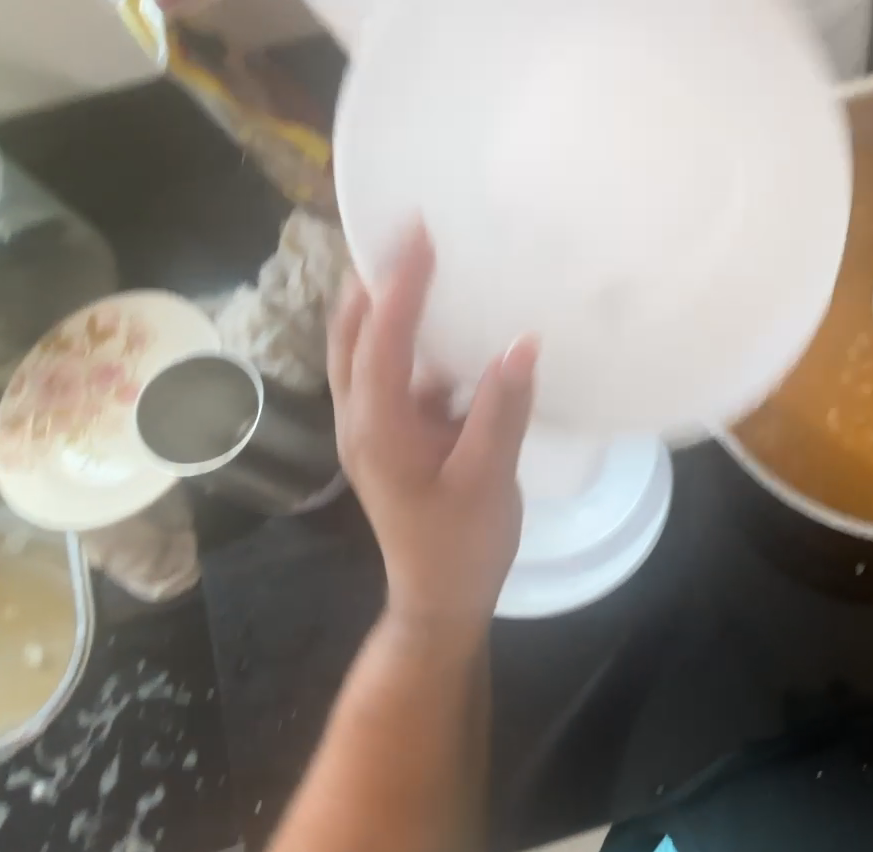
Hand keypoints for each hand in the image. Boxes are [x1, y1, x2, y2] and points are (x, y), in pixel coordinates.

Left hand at [328, 225, 535, 632]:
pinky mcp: (398, 445)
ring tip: (425, 275)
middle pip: (350, 337)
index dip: (400, 284)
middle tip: (403, 240)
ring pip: (369, 358)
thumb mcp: (488, 477)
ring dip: (388, 315)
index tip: (420, 232)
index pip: (380, 337)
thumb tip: (522, 342)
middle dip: (371, 285)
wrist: (442, 599)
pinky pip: (400, 383)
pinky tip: (454, 343)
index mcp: (378, 427)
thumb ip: (502, 408)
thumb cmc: (462, 544)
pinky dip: (417, 352)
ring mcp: (377, 433)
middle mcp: (363, 421)